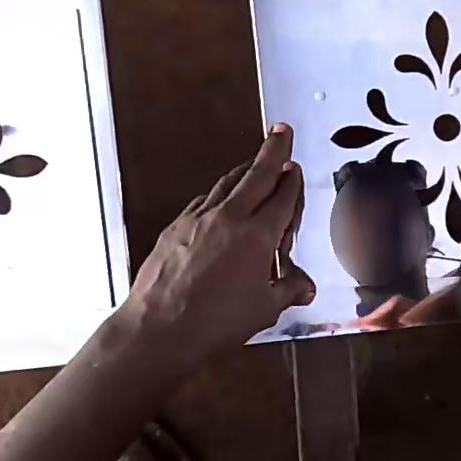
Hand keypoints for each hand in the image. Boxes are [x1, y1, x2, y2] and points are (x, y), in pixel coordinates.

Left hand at [115, 125, 315, 363]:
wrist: (157, 329)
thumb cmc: (217, 321)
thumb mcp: (264, 309)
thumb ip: (287, 291)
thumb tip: (303, 287)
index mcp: (257, 235)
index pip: (282, 197)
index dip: (292, 180)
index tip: (295, 166)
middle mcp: (229, 218)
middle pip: (256, 175)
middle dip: (272, 150)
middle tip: (281, 130)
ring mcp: (198, 219)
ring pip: (227, 184)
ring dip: (245, 169)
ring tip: (255, 162)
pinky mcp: (174, 227)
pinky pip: (203, 201)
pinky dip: (218, 194)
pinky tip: (220, 200)